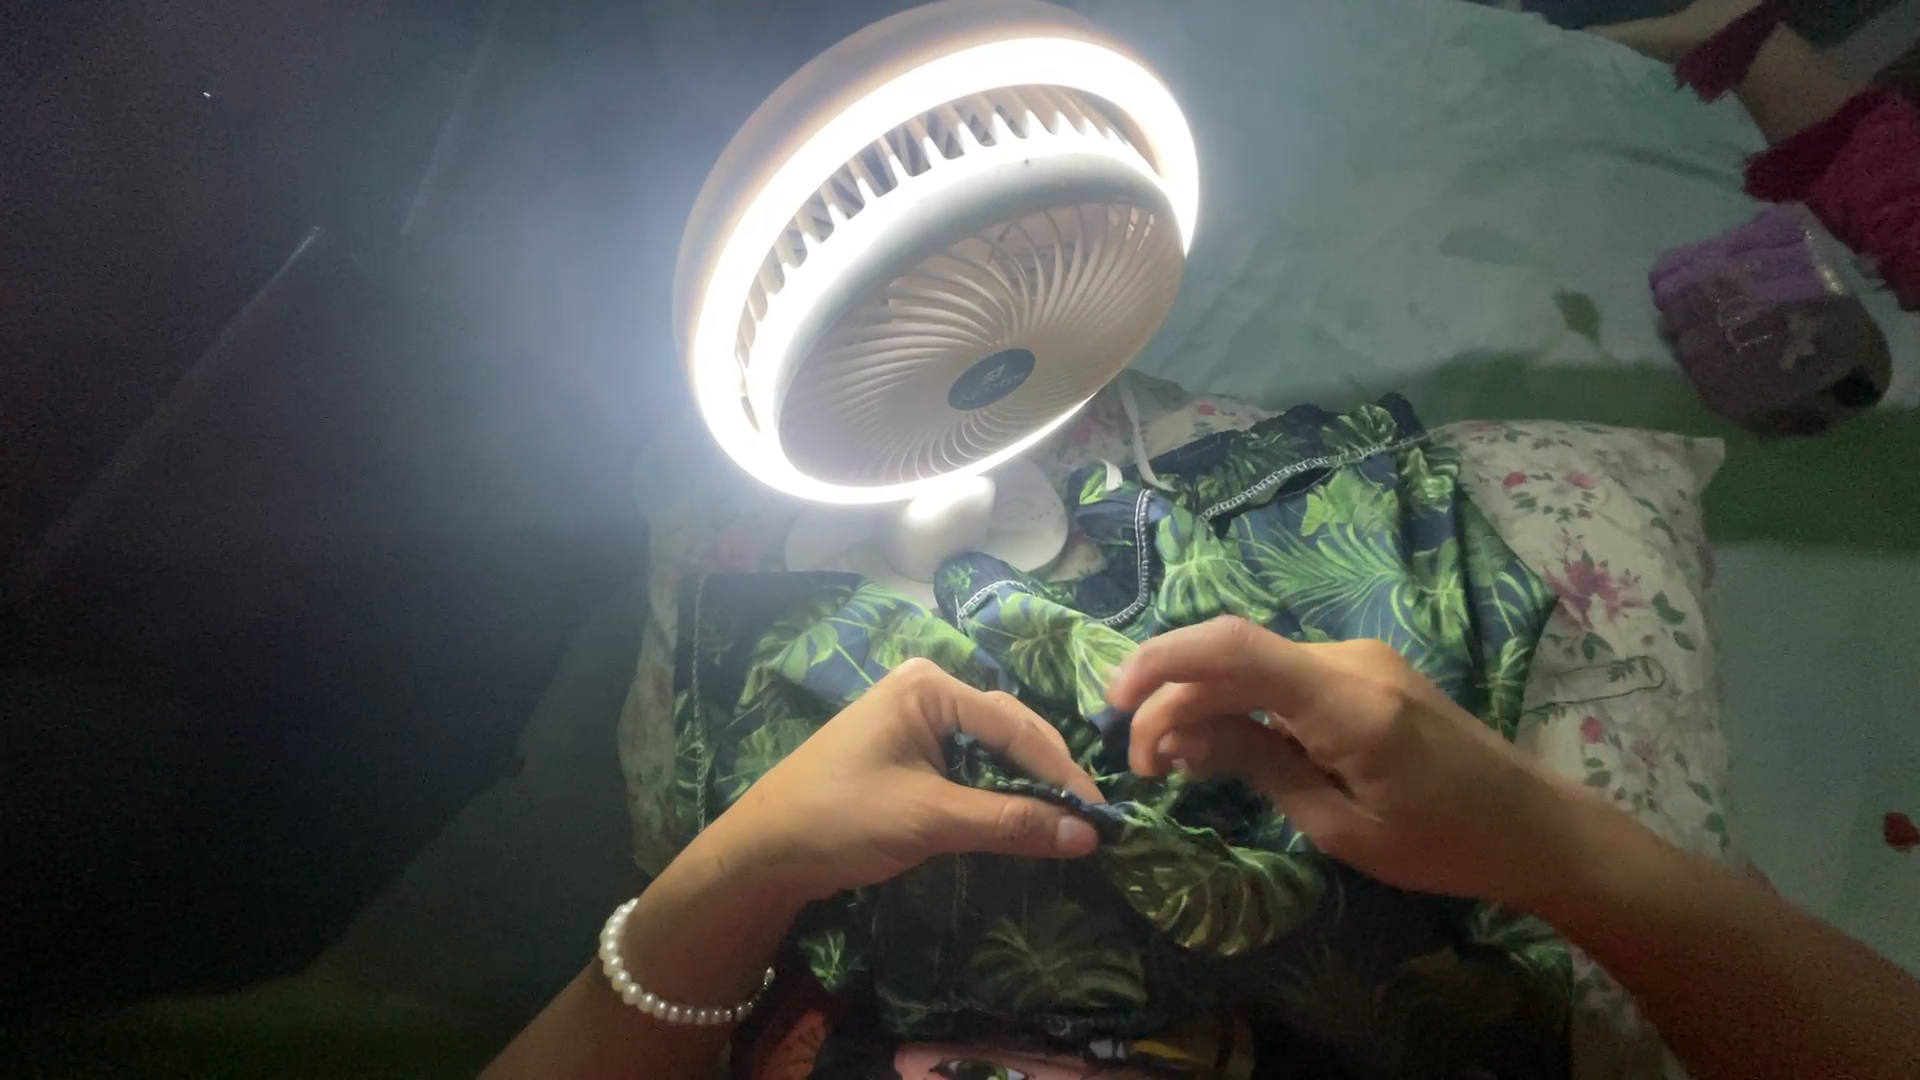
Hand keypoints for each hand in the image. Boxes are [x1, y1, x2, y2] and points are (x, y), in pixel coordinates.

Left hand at [701, 658, 1103, 903]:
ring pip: (992, 745)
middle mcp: (929, 688)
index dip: (1059, 770)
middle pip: (1008, 728)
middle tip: (1087, 820)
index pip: (1013, 724)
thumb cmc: (840, 819)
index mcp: (930, 685)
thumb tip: (1089, 835)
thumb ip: (1009, 821)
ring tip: (1063, 820)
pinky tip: (1020, 812)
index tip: (1100, 813)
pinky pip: (970, 760)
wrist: (765, 850)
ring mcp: (920, 716)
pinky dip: (997, 788)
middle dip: (1046, 773)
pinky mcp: (913, 745)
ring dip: (1025, 782)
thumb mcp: (929, 818)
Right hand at [1107, 618, 1589, 905]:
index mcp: (1347, 701)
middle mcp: (1345, 659)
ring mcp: (1352, 657)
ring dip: (1199, 703)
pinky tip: (1220, 740)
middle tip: (1142, 762)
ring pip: (1246, 664)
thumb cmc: (1447, 845)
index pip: (1232, 648)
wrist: (1542, 828)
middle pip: (1227, 657)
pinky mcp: (1354, 668)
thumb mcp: (1339, 826)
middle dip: (1169, 701)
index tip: (1114, 704)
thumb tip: (1178, 736)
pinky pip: (1276, 674)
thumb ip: (1256, 766)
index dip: (1161, 661)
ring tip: (1174, 759)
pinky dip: (1236, 703)